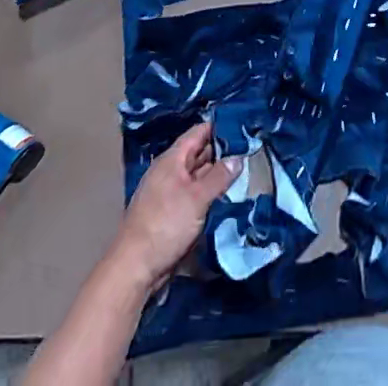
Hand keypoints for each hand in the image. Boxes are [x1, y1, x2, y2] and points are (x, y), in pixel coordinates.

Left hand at [107, 122, 241, 292]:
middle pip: (198, 153)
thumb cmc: (166, 223)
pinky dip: (211, 191)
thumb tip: (238, 157)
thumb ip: (219, 176)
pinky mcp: (174, 212)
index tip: (241, 124)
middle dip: (221, 150)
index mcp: (172, 159)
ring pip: (198, 175)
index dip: (218, 127)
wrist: (137, 264)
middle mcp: (171, 171)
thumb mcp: (196, 197)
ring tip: (245, 167)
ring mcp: (172, 192)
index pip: (197, 133)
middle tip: (250, 147)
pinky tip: (228, 194)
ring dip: (218, 172)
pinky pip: (196, 194)